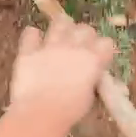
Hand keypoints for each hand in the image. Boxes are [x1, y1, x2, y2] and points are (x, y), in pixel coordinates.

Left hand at [7, 17, 116, 132]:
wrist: (40, 113)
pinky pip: (30, 34)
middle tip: (80, 47)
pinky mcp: (29, 51)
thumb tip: (94, 78)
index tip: (99, 57)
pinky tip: (34, 41)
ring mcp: (50, 47)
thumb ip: (93, 83)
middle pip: (85, 29)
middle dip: (84, 36)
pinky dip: (33, 36)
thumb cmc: (70, 112)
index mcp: (92, 60)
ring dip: (62, 27)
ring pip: (60, 23)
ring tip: (59, 35)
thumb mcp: (90, 99)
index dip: (103, 49)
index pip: (106, 43)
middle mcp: (73, 48)